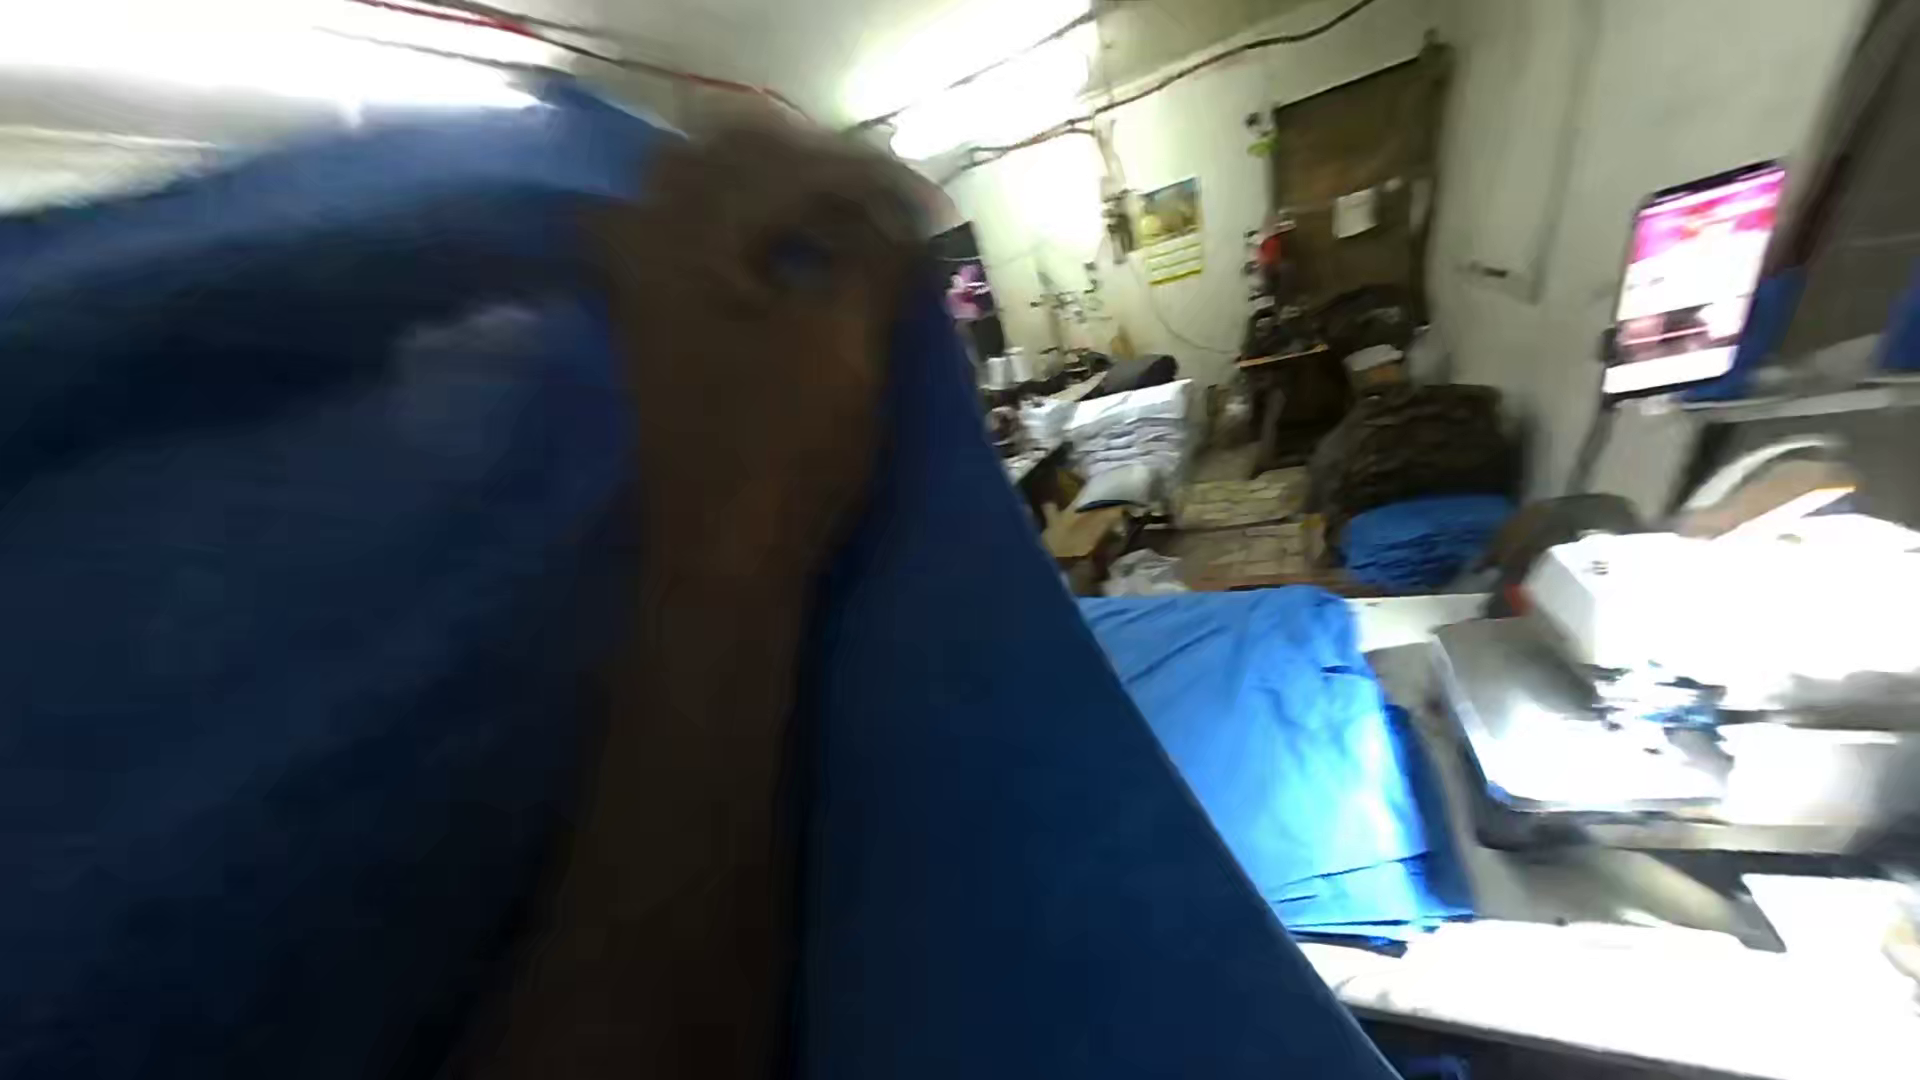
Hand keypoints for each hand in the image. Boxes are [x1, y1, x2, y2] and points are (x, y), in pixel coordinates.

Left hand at [596, 123, 918, 584]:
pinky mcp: (672, 343)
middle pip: (729, 165)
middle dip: (813, 172)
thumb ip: (878, 266)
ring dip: (783, 207)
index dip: (863, 177)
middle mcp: (649, 253)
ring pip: (716, 214)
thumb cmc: (784, 453)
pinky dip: (764, 252)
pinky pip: (715, 263)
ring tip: (848, 228)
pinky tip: (802, 273)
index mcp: (681, 240)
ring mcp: (652, 301)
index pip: (780, 168)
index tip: (923, 201)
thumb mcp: (842, 349)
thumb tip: (916, 219)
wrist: (727, 558)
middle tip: (877, 201)